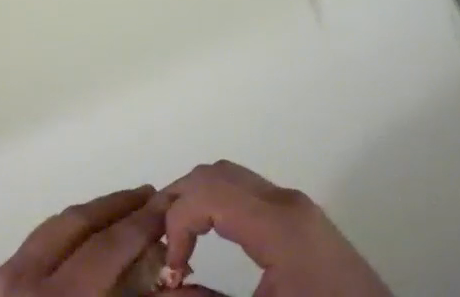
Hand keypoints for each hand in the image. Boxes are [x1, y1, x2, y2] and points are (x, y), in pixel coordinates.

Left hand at [0, 186, 168, 296]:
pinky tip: (88, 238)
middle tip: (151, 197)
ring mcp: (2, 279)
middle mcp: (23, 278)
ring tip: (124, 212)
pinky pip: (36, 246)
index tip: (169, 204)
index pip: (107, 246)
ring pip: (52, 229)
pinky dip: (66, 237)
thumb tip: (197, 283)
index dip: (143, 223)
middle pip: (76, 225)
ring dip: (91, 217)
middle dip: (116, 206)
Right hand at [157, 161, 391, 296]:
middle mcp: (287, 202)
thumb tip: (160, 289)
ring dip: (195, 200)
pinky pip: (247, 193)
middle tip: (156, 241)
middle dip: (176, 202)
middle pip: (213, 174)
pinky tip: (207, 237)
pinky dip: (216, 204)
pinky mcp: (303, 221)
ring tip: (176, 240)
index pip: (205, 193)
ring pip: (229, 178)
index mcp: (278, 224)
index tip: (168, 269)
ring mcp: (297, 208)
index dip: (174, 224)